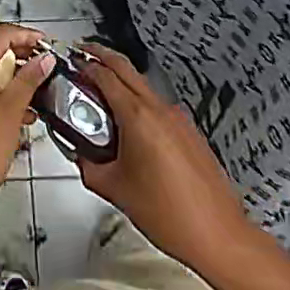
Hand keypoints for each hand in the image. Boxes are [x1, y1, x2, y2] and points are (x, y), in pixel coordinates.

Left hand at [0, 23, 53, 211]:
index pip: (3, 33)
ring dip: (13, 72)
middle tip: (42, 62)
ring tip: (35, 86)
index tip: (44, 44)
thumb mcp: (13, 109)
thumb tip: (43, 60)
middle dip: (21, 53)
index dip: (28, 35)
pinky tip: (21, 107)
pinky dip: (1, 88)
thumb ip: (30, 78)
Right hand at [75, 44, 255, 268]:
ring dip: (122, 83)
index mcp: (138, 117)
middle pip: (126, 68)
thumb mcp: (115, 190)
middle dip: (103, 57)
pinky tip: (132, 130)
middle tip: (86, 56)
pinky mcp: (188, 130)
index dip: (87, 63)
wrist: (214, 233)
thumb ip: (90, 166)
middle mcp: (160, 109)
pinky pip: (158, 107)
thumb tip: (82, 156)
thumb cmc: (172, 215)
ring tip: (103, 100)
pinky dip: (140, 106)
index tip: (75, 61)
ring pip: (143, 87)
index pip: (106, 75)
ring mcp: (178, 117)